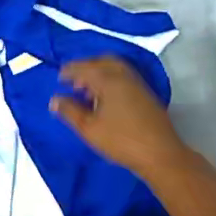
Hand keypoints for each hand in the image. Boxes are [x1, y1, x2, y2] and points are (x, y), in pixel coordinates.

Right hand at [49, 55, 191, 180]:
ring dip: (100, 73)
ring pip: (116, 68)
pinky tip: (105, 99)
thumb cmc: (121, 140)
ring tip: (88, 91)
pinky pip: (124, 77)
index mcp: (109, 80)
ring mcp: (138, 85)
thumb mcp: (88, 128)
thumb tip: (55, 99)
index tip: (59, 78)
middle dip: (86, 67)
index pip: (85, 67)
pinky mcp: (146, 95)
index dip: (69, 71)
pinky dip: (111, 80)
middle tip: (74, 81)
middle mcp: (124, 76)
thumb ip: (69, 111)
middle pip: (103, 61)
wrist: (160, 154)